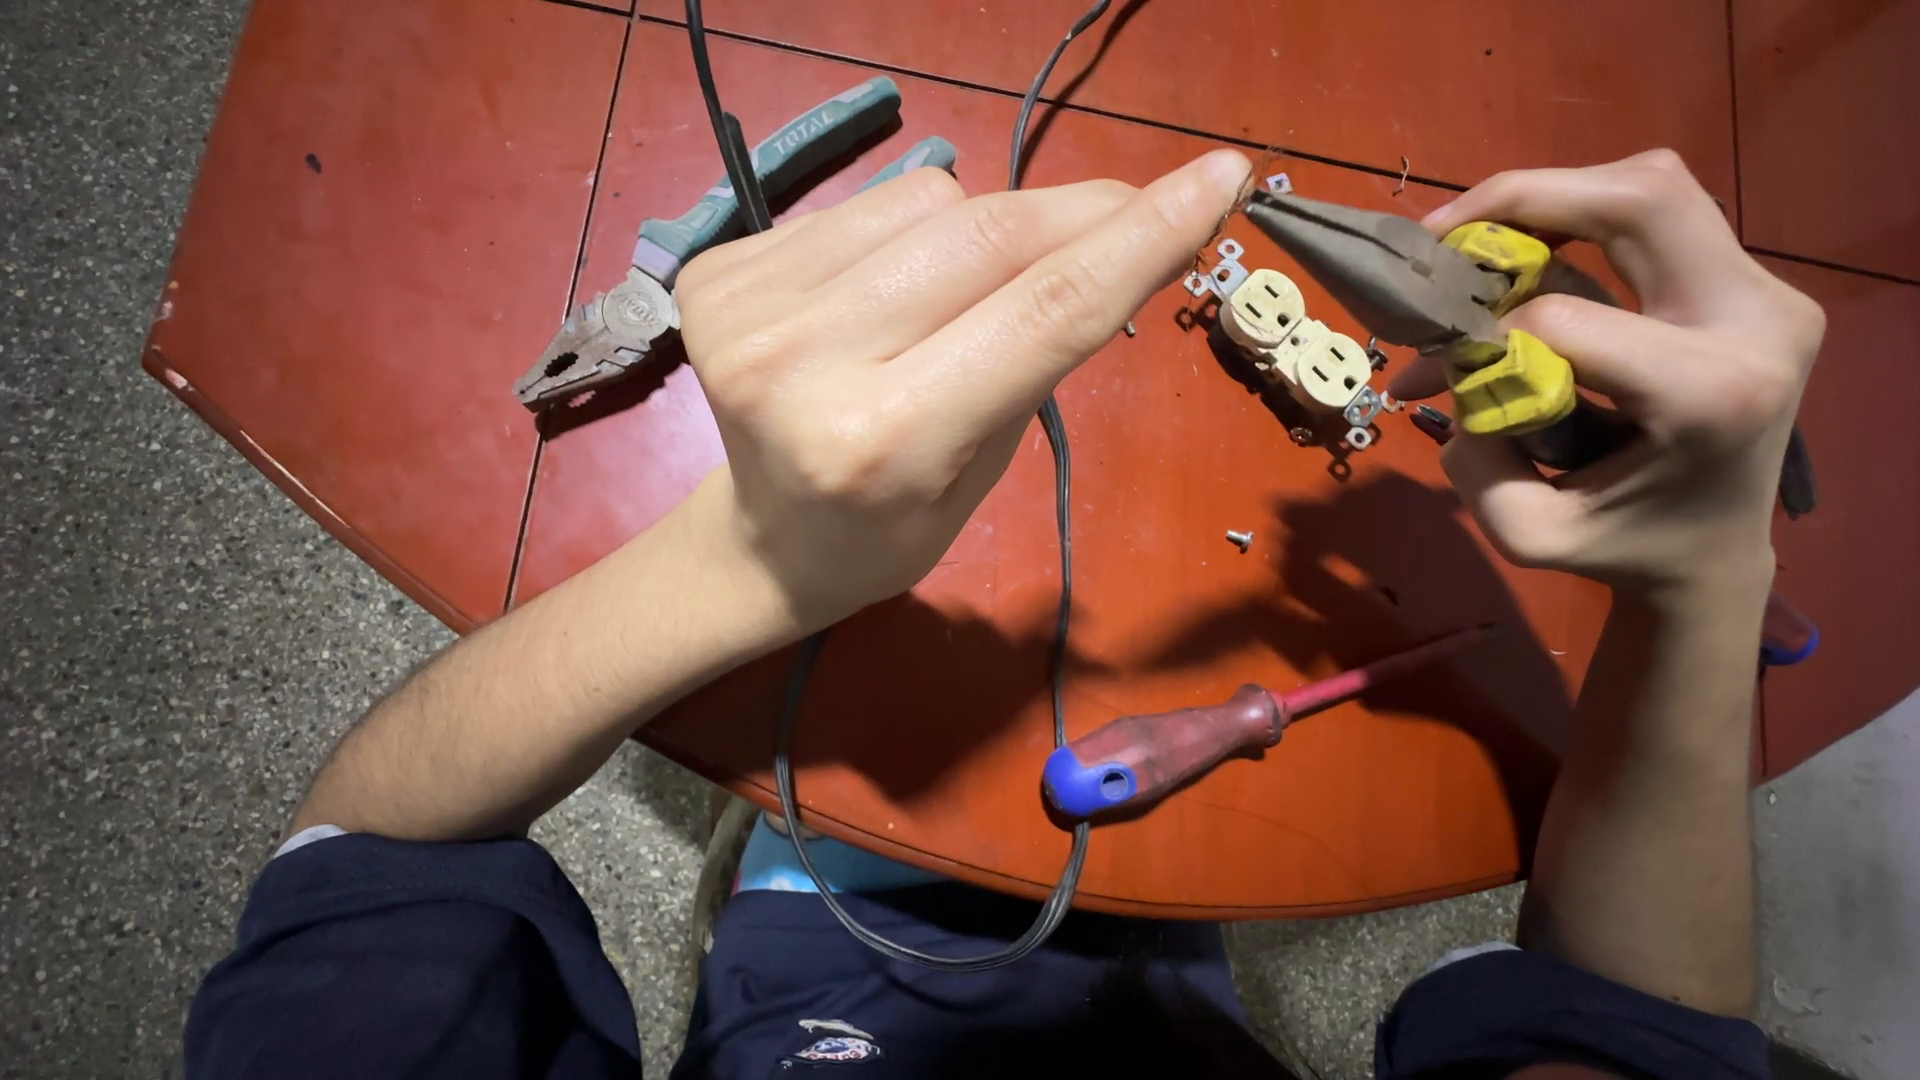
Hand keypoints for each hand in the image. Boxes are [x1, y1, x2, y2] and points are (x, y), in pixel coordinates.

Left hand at [674, 150, 1252, 629]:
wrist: (764, 541)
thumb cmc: (886, 536)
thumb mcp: (982, 480)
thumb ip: (1032, 365)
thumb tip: (1101, 246)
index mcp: (884, 442)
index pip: (1040, 315)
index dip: (1139, 240)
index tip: (1217, 180)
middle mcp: (806, 363)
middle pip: (987, 238)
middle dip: (1084, 213)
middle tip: (1142, 209)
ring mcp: (750, 310)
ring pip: (928, 200)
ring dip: (985, 231)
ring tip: (965, 301)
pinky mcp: (718, 273)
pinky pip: (863, 207)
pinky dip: (910, 233)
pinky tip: (892, 292)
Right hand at [1390, 150, 1824, 592]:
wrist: (1715, 549)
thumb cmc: (1623, 550)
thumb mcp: (1528, 534)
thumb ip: (1477, 465)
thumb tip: (1451, 382)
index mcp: (1708, 392)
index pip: (1565, 323)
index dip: (1481, 339)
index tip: (1440, 374)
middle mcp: (1754, 321)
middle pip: (1642, 201)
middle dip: (1523, 199)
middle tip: (1439, 233)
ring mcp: (1763, 294)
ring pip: (1655, 188)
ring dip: (1550, 199)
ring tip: (1475, 237)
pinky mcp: (1746, 286)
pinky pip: (1656, 220)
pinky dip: (1574, 222)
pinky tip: (1524, 258)